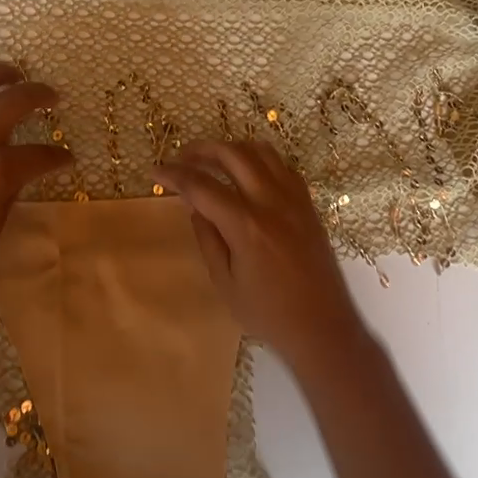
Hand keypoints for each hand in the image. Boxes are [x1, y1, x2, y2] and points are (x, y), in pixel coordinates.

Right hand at [154, 141, 366, 369]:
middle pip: (232, 154)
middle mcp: (271, 202)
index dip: (174, 175)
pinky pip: (282, 166)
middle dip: (201, 150)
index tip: (155, 172)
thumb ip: (207, 237)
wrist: (322, 328)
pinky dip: (260, 159)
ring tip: (212, 160)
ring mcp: (294, 199)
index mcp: (246, 225)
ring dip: (232, 148)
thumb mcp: (225, 283)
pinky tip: (247, 173)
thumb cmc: (268, 314)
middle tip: (181, 158)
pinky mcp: (308, 204)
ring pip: (261, 151)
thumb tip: (193, 204)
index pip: (201, 186)